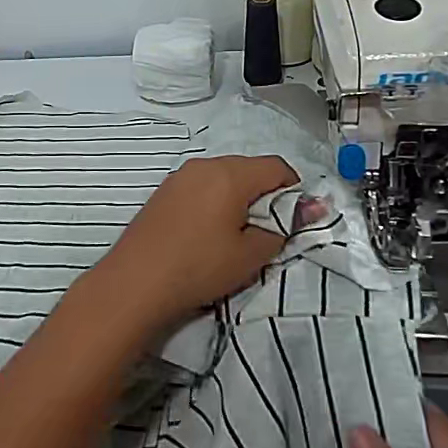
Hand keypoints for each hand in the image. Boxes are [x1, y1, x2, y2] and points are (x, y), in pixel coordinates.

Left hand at [79, 155, 297, 333]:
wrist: (135, 282)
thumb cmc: (200, 266)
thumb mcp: (251, 254)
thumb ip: (283, 227)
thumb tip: (311, 208)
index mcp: (230, 174)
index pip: (276, 167)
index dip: (292, 190)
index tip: (292, 220)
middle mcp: (204, 165)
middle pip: (248, 168)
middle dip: (264, 194)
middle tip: (265, 231)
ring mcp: (180, 176)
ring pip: (222, 176)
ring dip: (237, 197)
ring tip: (234, 235)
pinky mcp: (163, 191)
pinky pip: (200, 186)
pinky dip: (213, 201)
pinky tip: (206, 233)